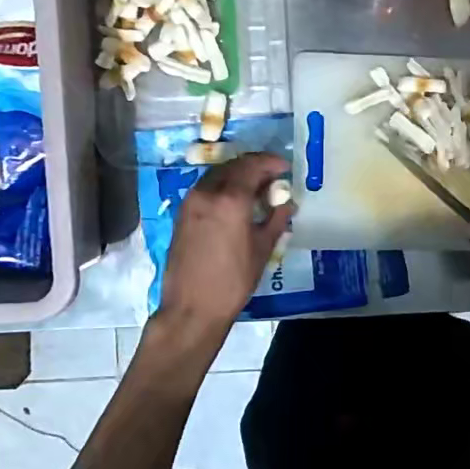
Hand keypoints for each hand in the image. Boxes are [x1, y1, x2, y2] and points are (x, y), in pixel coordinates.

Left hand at [153, 152, 293, 347]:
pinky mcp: (182, 214)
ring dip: (237, 175)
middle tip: (273, 176)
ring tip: (256, 188)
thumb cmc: (234, 280)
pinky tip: (236, 201)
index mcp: (230, 199)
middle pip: (233, 166)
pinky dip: (223, 186)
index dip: (271, 163)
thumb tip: (287, 203)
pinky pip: (206, 188)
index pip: (252, 166)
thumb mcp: (263, 248)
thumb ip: (276, 219)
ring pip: (217, 175)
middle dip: (255, 166)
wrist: (192, 306)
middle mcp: (207, 193)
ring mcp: (190, 202)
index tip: (285, 167)